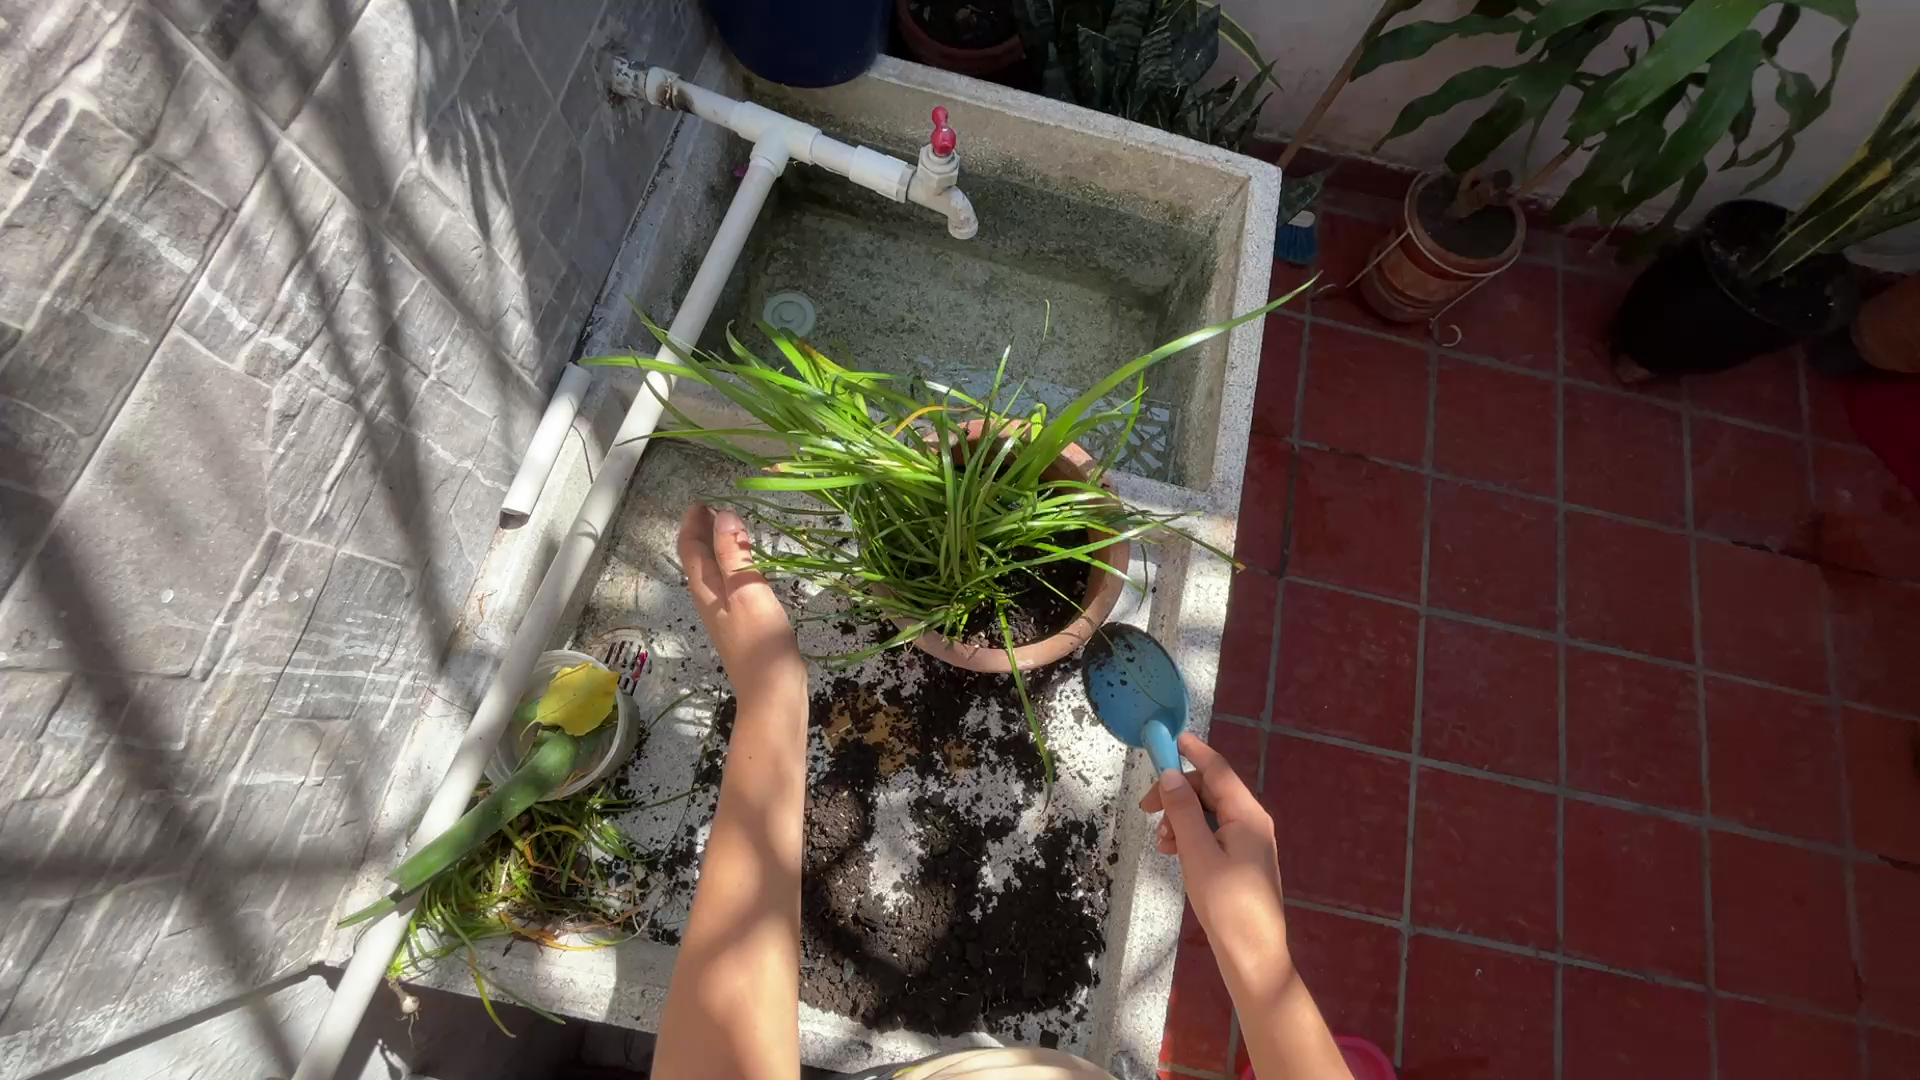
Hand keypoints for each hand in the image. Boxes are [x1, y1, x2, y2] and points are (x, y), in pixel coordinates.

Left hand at [676, 504, 802, 704]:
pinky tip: (748, 567)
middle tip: (718, 508)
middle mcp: (709, 599)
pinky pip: (728, 586)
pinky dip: (731, 566)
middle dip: (702, 532)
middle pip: (697, 559)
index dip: (692, 522)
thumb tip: (723, 514)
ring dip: (716, 548)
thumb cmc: (762, 640)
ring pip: (711, 573)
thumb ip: (734, 553)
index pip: (690, 548)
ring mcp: (723, 614)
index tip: (703, 500)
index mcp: (706, 589)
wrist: (772, 691)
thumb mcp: (748, 590)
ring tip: (732, 529)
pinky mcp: (740, 624)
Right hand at [1139, 732, 1289, 984]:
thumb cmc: (1227, 904)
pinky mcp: (1240, 859)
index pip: (1217, 770)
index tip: (1171, 737)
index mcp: (1247, 815)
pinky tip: (1173, 852)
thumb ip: (1183, 811)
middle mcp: (1250, 821)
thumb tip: (1171, 775)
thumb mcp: (1198, 853)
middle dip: (1176, 793)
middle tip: (1146, 809)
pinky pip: (1211, 832)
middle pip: (1208, 790)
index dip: (1194, 751)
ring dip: (1179, 817)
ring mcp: (1247, 841)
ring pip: (1206, 811)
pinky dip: (1189, 834)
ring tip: (1161, 843)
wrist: (1253, 957)